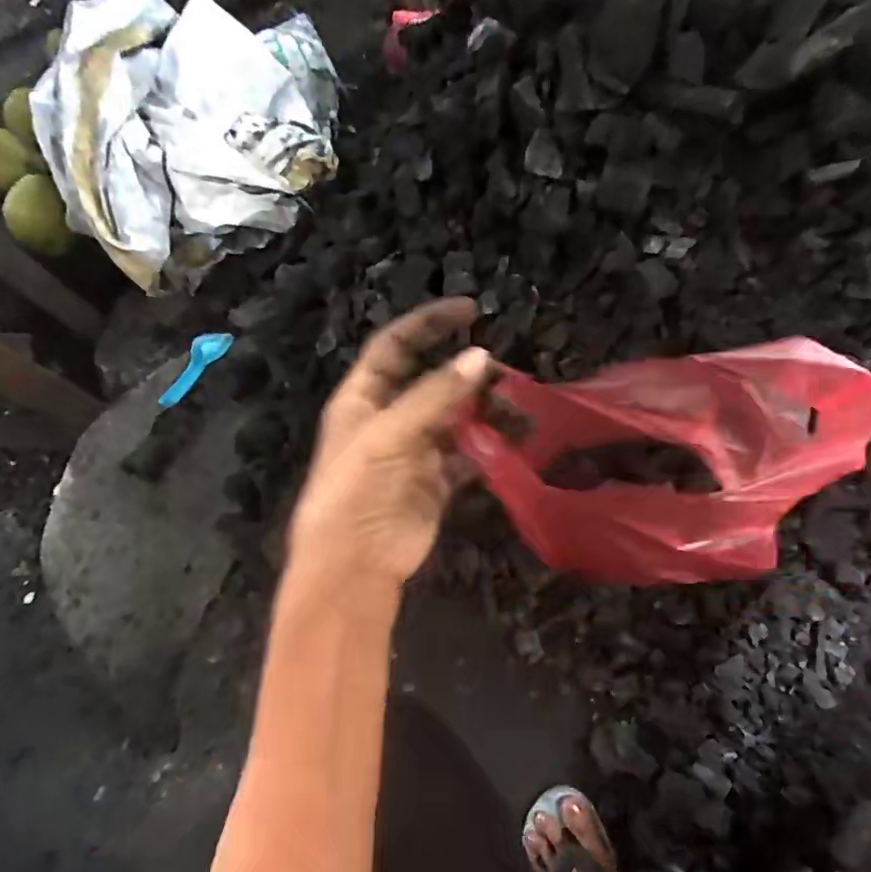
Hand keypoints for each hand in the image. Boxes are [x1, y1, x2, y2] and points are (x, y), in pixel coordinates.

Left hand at [287, 298, 492, 585]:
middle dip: (465, 372)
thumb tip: (479, 357)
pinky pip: (466, 455)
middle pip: (430, 381)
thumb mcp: (388, 434)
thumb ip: (434, 396)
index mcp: (362, 398)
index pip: (394, 346)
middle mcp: (387, 419)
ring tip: (516, 409)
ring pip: (454, 418)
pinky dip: (488, 447)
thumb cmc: (356, 489)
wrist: (353, 562)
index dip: (428, 323)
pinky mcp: (434, 482)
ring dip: (484, 410)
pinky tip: (511, 441)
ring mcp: (412, 451)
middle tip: (503, 371)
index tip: (470, 310)